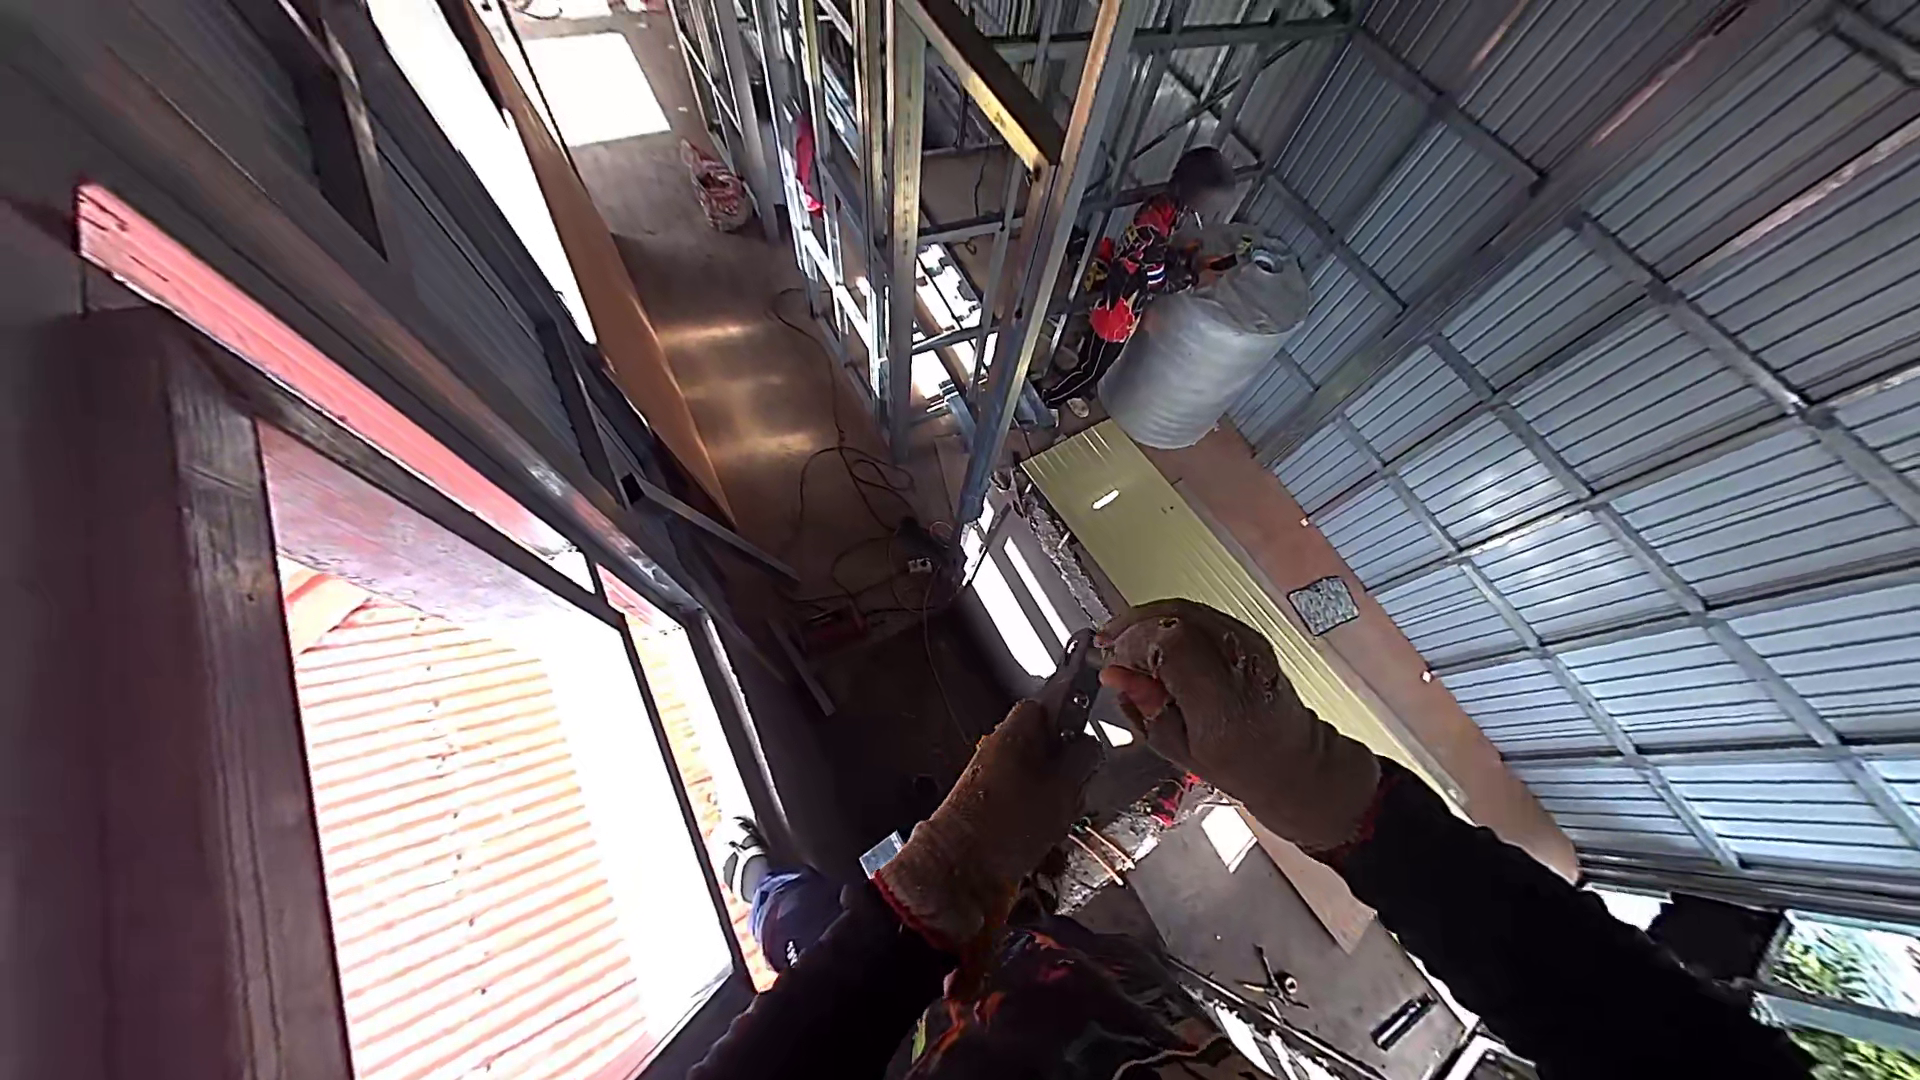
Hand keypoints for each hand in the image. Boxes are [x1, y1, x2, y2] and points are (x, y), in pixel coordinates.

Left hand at [875, 701, 1097, 950]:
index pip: (1044, 705)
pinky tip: (1044, 834)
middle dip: (1064, 765)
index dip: (1068, 720)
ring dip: (1053, 792)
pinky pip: (1023, 798)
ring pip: (1036, 773)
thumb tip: (1089, 744)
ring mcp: (990, 775)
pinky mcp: (986, 804)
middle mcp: (997, 747)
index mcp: (1013, 731)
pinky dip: (1037, 812)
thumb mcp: (1062, 787)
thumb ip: (1082, 759)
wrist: (959, 870)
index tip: (1084, 741)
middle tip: (1075, 787)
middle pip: (1043, 742)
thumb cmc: (1009, 822)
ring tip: (1060, 816)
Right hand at [1097, 599, 1379, 851]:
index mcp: (1225, 704)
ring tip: (1123, 641)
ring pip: (1183, 608)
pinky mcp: (1249, 634)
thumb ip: (1144, 709)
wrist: (1295, 763)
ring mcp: (1249, 644)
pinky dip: (1165, 619)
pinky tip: (1149, 637)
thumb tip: (1114, 675)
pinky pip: (1196, 612)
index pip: (1171, 644)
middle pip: (1174, 616)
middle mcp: (1241, 665)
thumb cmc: (1241, 766)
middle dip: (1132, 627)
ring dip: (1145, 619)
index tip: (1113, 663)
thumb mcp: (1179, 750)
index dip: (1132, 646)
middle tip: (1109, 647)